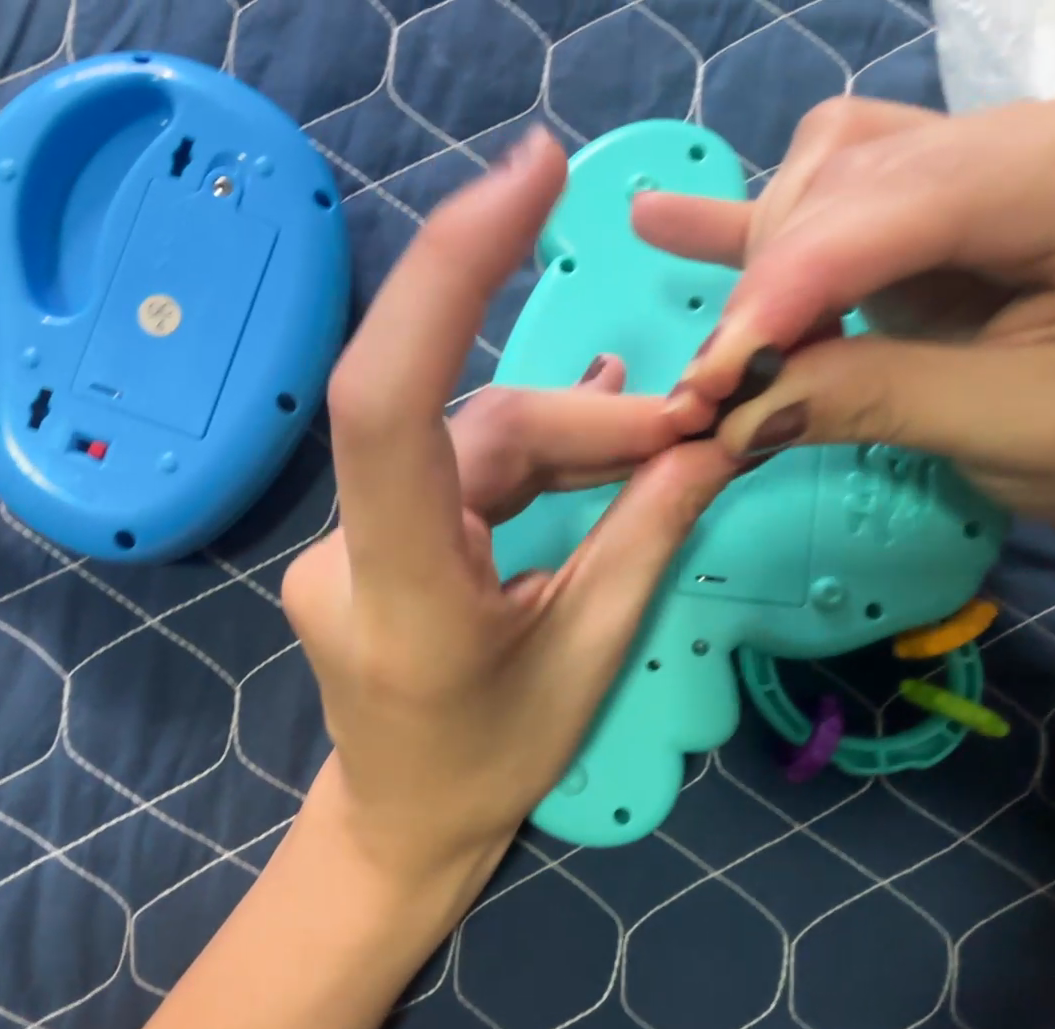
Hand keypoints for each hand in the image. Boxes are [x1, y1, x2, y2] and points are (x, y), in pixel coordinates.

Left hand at [282, 128, 739, 882]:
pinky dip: (529, 453)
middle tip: (693, 424)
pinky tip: (597, 435)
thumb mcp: (588, 658)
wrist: (400, 823)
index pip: (388, 405)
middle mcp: (349, 551)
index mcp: (400, 596)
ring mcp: (345, 540)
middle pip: (473, 429)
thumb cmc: (490, 766)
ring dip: (570, 440)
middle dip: (585, 421)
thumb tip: (709, 433)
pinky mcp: (364, 536)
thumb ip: (645, 536)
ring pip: (468, 446)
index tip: (530, 178)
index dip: (447, 276)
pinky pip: (452, 468)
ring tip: (661, 444)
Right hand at [634, 84, 1054, 543]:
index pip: (923, 197)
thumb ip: (865, 398)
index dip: (797, 280)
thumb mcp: (1006, 429)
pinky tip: (665, 219)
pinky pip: (847, 185)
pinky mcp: (958, 188)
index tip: (713, 371)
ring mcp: (1015, 149)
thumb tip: (728, 410)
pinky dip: (762, 221)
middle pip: (870, 168)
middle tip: (721, 383)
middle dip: (778, 281)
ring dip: (774, 258)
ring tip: (741, 342)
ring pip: (842, 166)